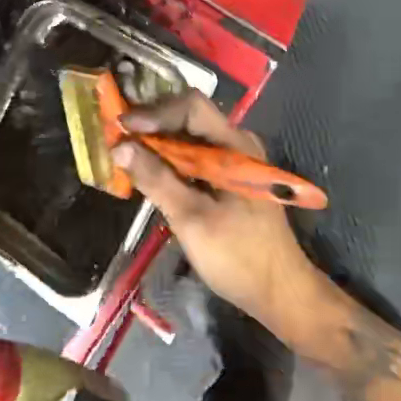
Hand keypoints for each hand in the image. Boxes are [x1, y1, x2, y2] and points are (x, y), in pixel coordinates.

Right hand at [112, 93, 327, 339]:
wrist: (281, 294)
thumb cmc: (240, 256)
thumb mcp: (192, 219)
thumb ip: (157, 179)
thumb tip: (119, 146)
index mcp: (236, 146)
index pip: (191, 107)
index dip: (154, 112)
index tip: (123, 126)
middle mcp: (236, 143)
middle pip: (188, 116)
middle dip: (151, 123)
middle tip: (118, 136)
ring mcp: (234, 159)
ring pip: (188, 135)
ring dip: (157, 140)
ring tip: (125, 150)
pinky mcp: (227, 176)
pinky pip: (193, 154)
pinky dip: (168, 157)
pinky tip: (148, 168)